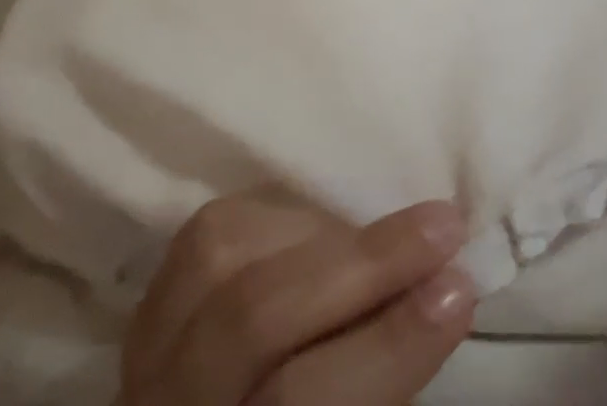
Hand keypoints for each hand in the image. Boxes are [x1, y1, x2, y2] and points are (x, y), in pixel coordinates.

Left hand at [118, 193, 474, 405]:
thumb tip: (446, 287)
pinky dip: (275, 219)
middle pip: (251, 315)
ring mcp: (146, 350)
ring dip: (318, 232)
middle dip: (360, 262)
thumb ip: (385, 368)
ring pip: (218, 255)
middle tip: (442, 226)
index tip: (459, 286)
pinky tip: (317, 230)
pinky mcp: (147, 300)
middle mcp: (173, 399)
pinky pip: (206, 231)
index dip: (387, 341)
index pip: (301, 397)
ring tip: (379, 237)